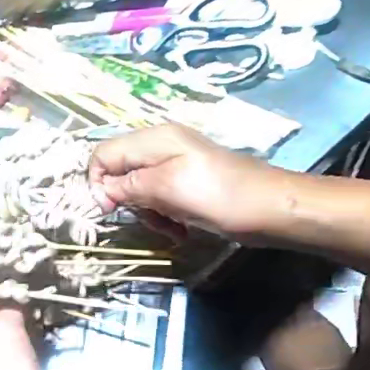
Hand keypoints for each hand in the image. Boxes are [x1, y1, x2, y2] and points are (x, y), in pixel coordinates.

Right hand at [88, 125, 289, 238]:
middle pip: (119, 172)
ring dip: (147, 213)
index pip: (103, 154)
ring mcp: (175, 164)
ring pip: (137, 189)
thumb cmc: (219, 196)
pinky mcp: (187, 182)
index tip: (111, 211)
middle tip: (149, 220)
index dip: (98, 183)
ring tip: (169, 228)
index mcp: (153, 139)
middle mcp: (160, 146)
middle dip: (126, 200)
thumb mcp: (167, 188)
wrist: (271, 209)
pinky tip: (179, 229)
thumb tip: (98, 192)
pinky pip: (159, 197)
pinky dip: (163, 214)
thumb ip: (127, 186)